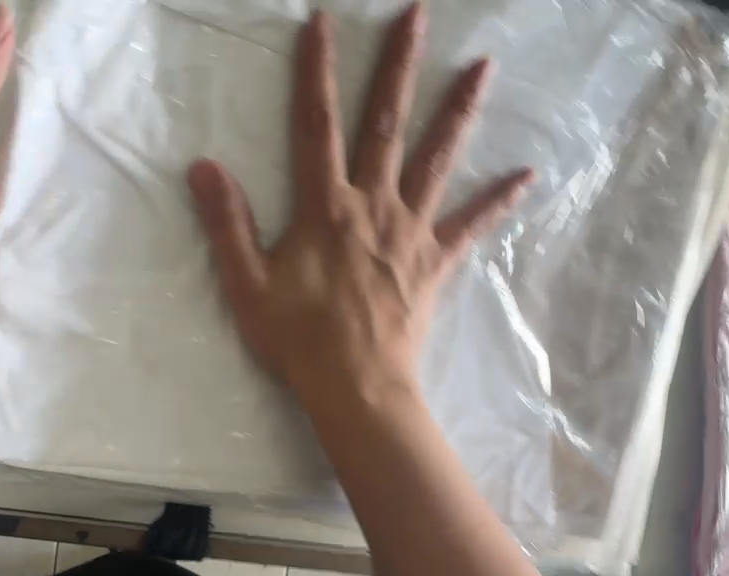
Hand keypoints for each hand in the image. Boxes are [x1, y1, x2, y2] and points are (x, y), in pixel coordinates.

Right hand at [187, 4, 530, 418]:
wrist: (356, 385)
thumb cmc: (297, 339)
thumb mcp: (248, 285)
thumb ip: (228, 226)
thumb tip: (204, 168)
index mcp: (324, 209)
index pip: (316, 128)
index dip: (316, 74)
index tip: (322, 23)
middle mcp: (372, 206)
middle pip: (386, 126)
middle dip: (398, 67)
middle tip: (416, 13)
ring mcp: (409, 231)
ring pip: (437, 161)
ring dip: (458, 112)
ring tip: (483, 67)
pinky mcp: (434, 262)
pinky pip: (469, 226)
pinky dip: (496, 202)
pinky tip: (524, 176)